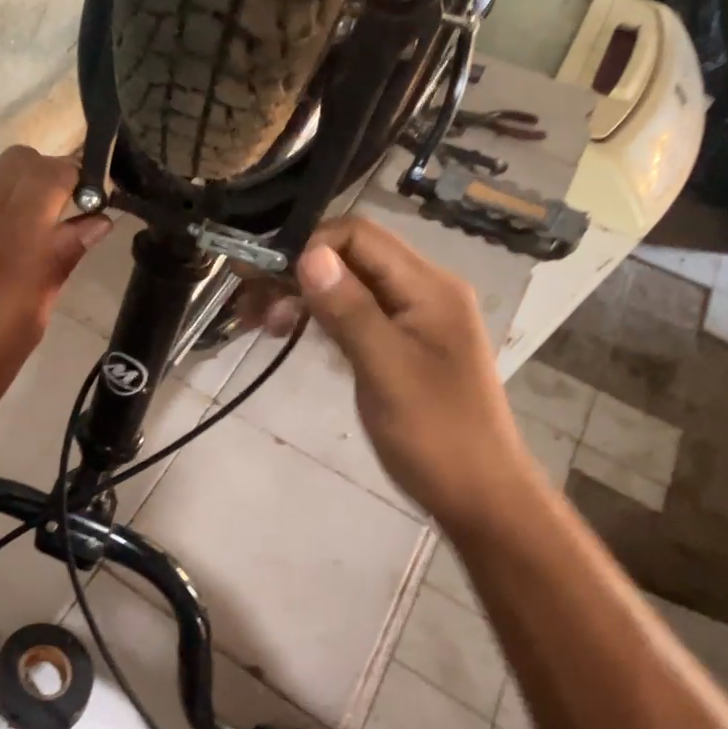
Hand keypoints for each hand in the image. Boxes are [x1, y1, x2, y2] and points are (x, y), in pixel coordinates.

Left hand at [0, 146, 110, 456]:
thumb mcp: (27, 328)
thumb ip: (58, 265)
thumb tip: (94, 223)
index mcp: (9, 251)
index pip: (52, 176)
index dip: (77, 181)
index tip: (84, 206)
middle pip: (19, 159)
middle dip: (44, 178)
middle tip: (48, 218)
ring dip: (3, 186)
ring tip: (2, 229)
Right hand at [240, 217, 547, 528]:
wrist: (478, 493)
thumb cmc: (434, 433)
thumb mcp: (385, 368)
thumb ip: (348, 309)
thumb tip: (308, 255)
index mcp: (428, 287)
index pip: (359, 235)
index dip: (307, 247)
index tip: (264, 280)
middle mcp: (423, 290)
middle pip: (350, 256)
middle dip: (296, 271)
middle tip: (249, 305)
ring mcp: (413, 318)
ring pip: (347, 284)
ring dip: (302, 295)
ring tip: (264, 323)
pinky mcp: (401, 343)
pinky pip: (354, 312)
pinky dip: (319, 316)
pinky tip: (292, 334)